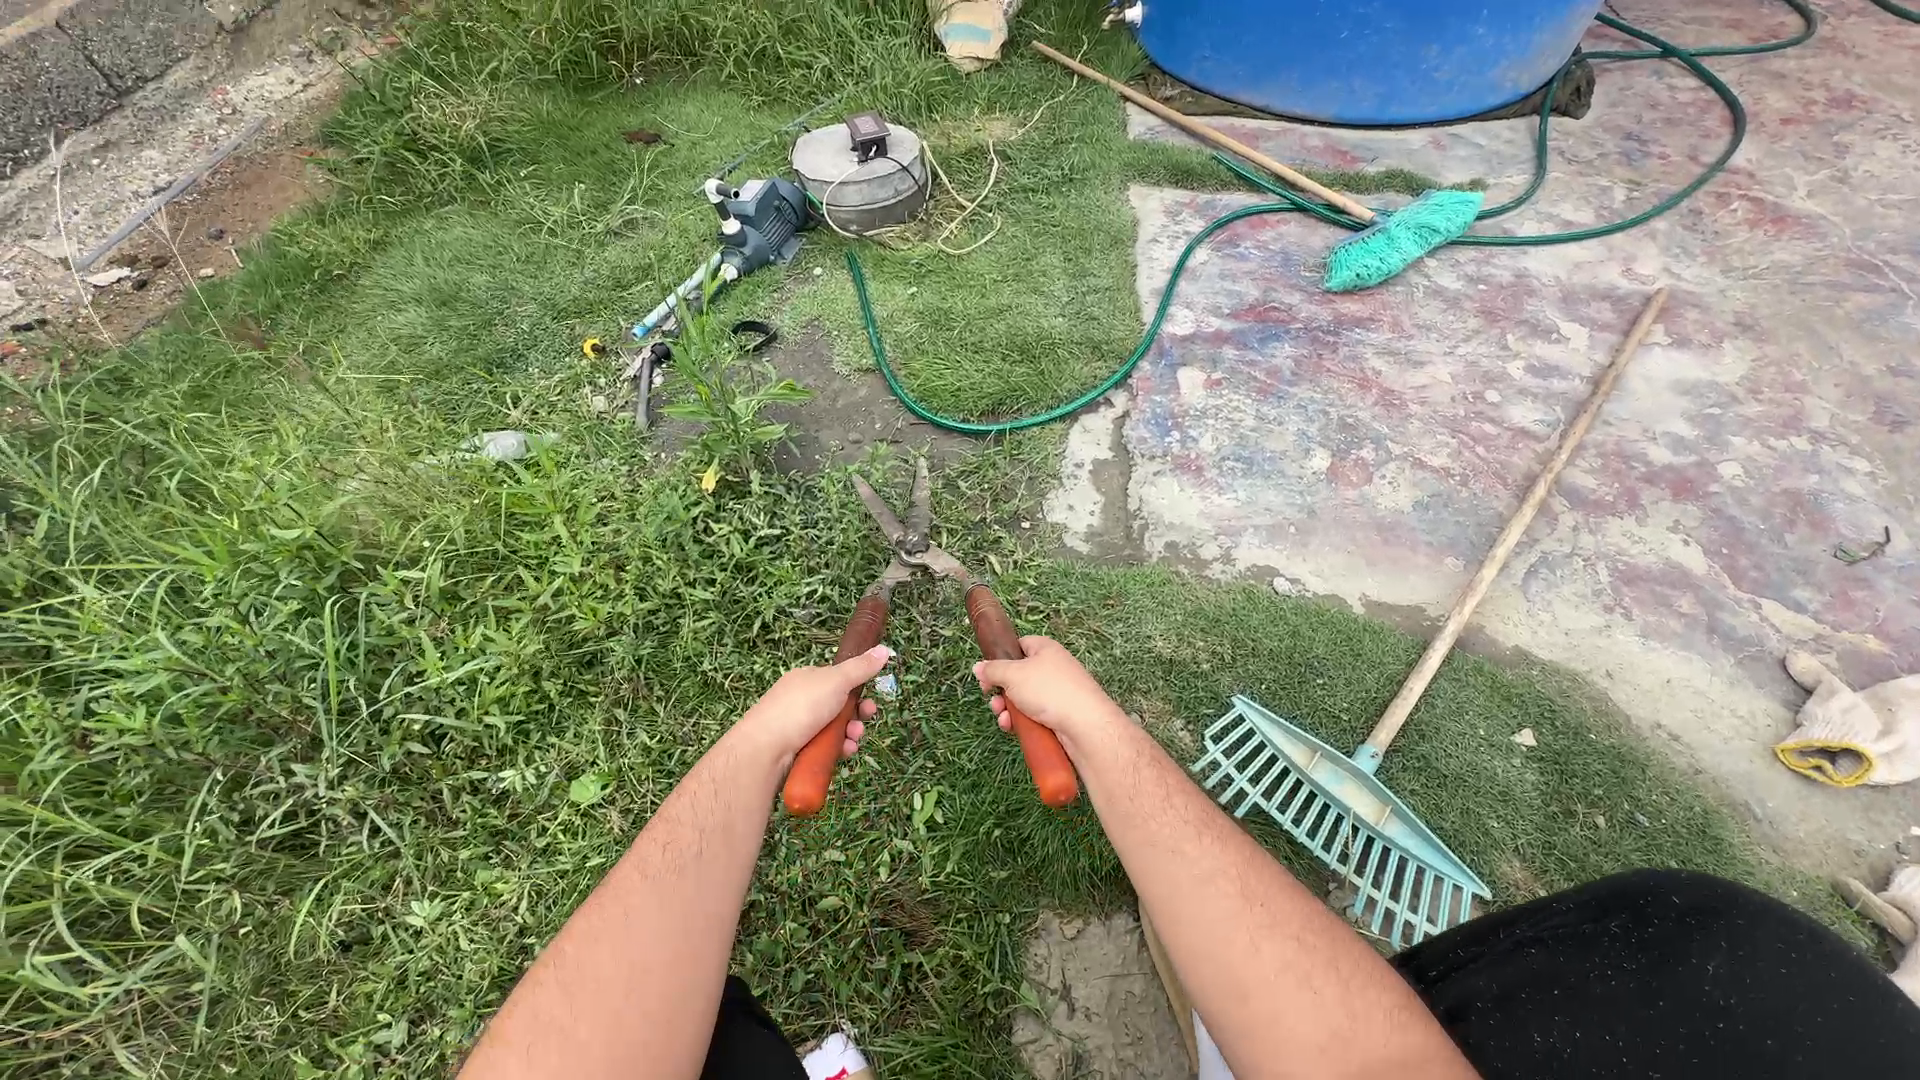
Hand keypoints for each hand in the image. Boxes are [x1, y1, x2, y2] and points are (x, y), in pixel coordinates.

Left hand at [736, 645, 891, 766]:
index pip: (838, 680)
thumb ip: (861, 667)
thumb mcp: (836, 681)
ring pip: (835, 728)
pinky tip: (845, 752)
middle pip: (840, 706)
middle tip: (866, 718)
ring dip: (851, 733)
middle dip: (858, 714)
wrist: (766, 749)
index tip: (870, 699)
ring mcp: (799, 726)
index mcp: (807, 679)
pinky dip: (839, 748)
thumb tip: (884, 649)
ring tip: (853, 739)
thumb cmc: (801, 708)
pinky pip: (826, 746)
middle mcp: (802, 701)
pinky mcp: (799, 749)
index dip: (857, 690)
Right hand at [972, 636, 1125, 744]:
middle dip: (1001, 690)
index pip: (1018, 645)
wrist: (1085, 725)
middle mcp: (1053, 667)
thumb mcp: (1013, 674)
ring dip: (1008, 708)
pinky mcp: (1059, 714)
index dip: (1001, 658)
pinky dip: (1021, 721)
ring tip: (1003, 717)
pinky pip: (1034, 714)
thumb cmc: (1049, 691)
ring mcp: (1057, 692)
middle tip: (992, 698)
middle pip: (1017, 675)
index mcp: (1045, 649)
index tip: (987, 673)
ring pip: (1023, 698)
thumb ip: (992, 669)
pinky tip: (1012, 727)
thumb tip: (978, 667)